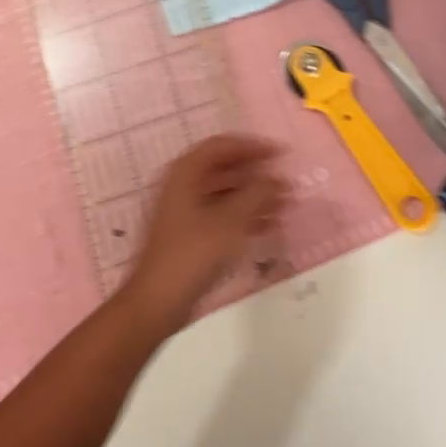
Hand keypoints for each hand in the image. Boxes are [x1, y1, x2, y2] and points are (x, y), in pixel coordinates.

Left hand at [118, 134, 288, 334]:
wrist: (159, 300)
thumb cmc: (193, 253)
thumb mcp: (230, 221)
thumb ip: (256, 194)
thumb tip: (276, 178)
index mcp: (186, 173)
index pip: (222, 146)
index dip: (252, 147)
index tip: (281, 154)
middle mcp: (183, 185)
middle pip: (224, 169)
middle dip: (257, 174)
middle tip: (286, 182)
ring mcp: (185, 210)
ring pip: (225, 193)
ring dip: (254, 196)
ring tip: (285, 204)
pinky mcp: (190, 234)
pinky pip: (221, 214)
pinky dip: (244, 216)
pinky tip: (269, 226)